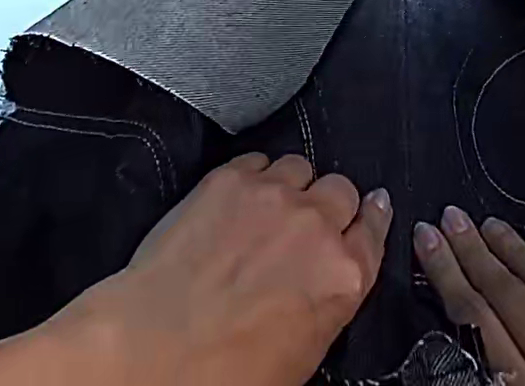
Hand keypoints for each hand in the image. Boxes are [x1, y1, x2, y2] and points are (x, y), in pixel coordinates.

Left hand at [46, 153, 392, 385]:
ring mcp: (275, 194)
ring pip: (301, 166)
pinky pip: (259, 160)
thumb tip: (331, 273)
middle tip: (305, 222)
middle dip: (329, 203)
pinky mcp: (233, 176)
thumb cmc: (222, 377)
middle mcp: (317, 225)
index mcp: (343, 277)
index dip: (372, 215)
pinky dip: (254, 176)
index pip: (374, 228)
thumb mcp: (300, 356)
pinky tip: (236, 200)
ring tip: (266, 209)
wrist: (149, 353)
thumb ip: (328, 300)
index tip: (371, 206)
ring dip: (291, 185)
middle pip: (342, 189)